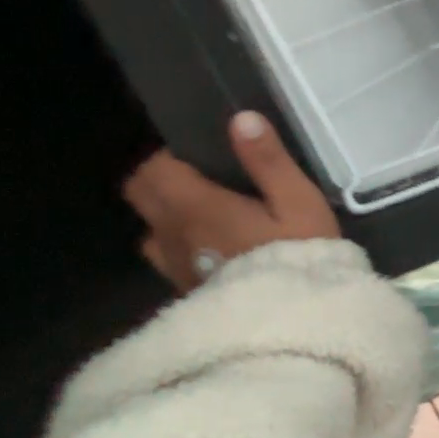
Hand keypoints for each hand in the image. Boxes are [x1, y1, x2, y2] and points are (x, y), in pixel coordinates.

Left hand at [124, 111, 340, 292]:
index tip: (207, 151)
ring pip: (150, 226)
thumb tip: (242, 118)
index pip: (153, 170)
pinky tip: (215, 243)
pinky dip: (179, 240)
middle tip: (208, 175)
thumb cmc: (298, 251)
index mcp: (195, 206)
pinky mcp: (181, 286)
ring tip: (212, 210)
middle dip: (163, 178)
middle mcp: (171, 232)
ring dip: (170, 212)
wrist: (288, 319)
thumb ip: (267, 160)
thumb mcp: (298, 200)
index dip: (173, 155)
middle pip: (140, 194)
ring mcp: (171, 263)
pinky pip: (165, 253)